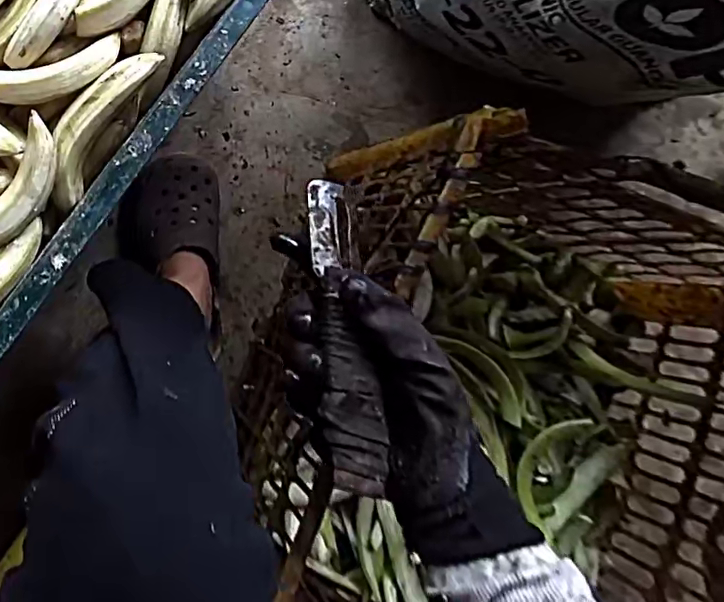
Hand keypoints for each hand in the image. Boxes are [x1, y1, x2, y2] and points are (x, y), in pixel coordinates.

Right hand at [282, 269, 540, 564]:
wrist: (439, 480)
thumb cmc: (440, 411)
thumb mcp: (428, 362)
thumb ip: (391, 320)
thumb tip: (346, 281)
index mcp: (370, 323)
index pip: (336, 283)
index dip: (309, 258)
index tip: (284, 242)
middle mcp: (344, 343)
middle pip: (303, 311)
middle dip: (298, 313)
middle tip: (308, 325)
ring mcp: (328, 376)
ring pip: (294, 349)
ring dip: (300, 354)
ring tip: (322, 372)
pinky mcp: (317, 409)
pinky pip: (293, 392)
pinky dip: (299, 392)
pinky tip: (319, 403)